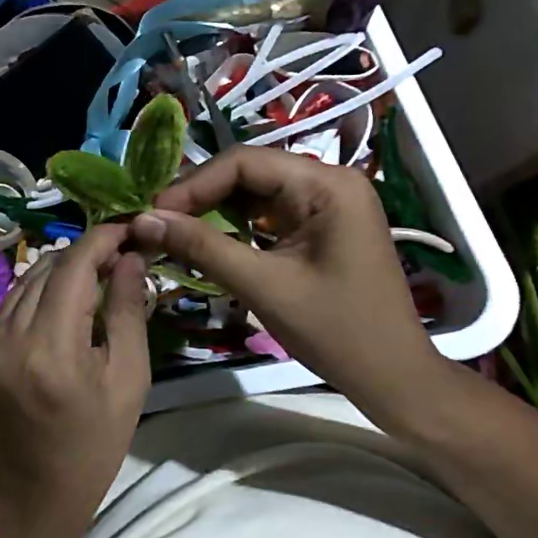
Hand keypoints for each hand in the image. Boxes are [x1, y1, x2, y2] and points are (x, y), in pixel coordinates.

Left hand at [0, 224, 149, 537]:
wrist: (34, 495)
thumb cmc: (94, 445)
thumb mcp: (128, 379)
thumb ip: (128, 311)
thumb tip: (132, 258)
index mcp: (54, 345)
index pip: (76, 265)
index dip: (105, 237)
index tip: (134, 228)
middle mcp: (15, 332)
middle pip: (52, 264)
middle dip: (90, 250)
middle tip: (126, 253)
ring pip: (31, 275)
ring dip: (67, 265)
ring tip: (104, 272)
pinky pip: (17, 296)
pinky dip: (46, 285)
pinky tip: (72, 295)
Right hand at [129, 147, 438, 408]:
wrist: (393, 377)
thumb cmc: (336, 331)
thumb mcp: (264, 286)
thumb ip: (203, 247)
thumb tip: (144, 220)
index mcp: (327, 185)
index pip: (245, 161)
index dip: (194, 183)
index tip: (153, 212)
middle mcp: (331, 181)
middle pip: (251, 171)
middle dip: (201, 195)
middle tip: (158, 222)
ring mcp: (330, 203)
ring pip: (258, 192)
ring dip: (216, 209)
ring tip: (174, 229)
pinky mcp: (324, 226)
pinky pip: (272, 213)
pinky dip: (238, 225)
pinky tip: (207, 239)